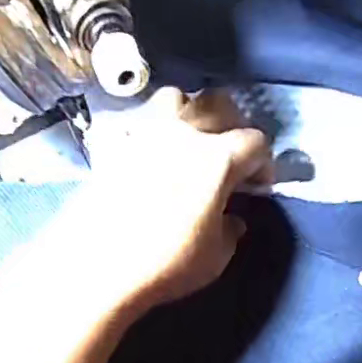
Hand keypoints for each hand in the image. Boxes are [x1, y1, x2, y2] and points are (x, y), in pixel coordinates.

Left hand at [37, 88, 271, 320]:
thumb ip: (230, 230)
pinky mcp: (113, 142)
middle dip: (233, 126)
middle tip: (230, 156)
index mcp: (217, 157)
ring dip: (190, 114)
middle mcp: (184, 131)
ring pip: (177, 98)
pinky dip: (152, 130)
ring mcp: (145, 131)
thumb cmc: (167, 262)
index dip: (263, 162)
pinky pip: (140, 120)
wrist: (98, 264)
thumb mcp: (216, 257)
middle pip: (219, 104)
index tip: (258, 184)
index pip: (255, 142)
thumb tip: (231, 217)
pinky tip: (151, 156)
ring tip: (189, 143)